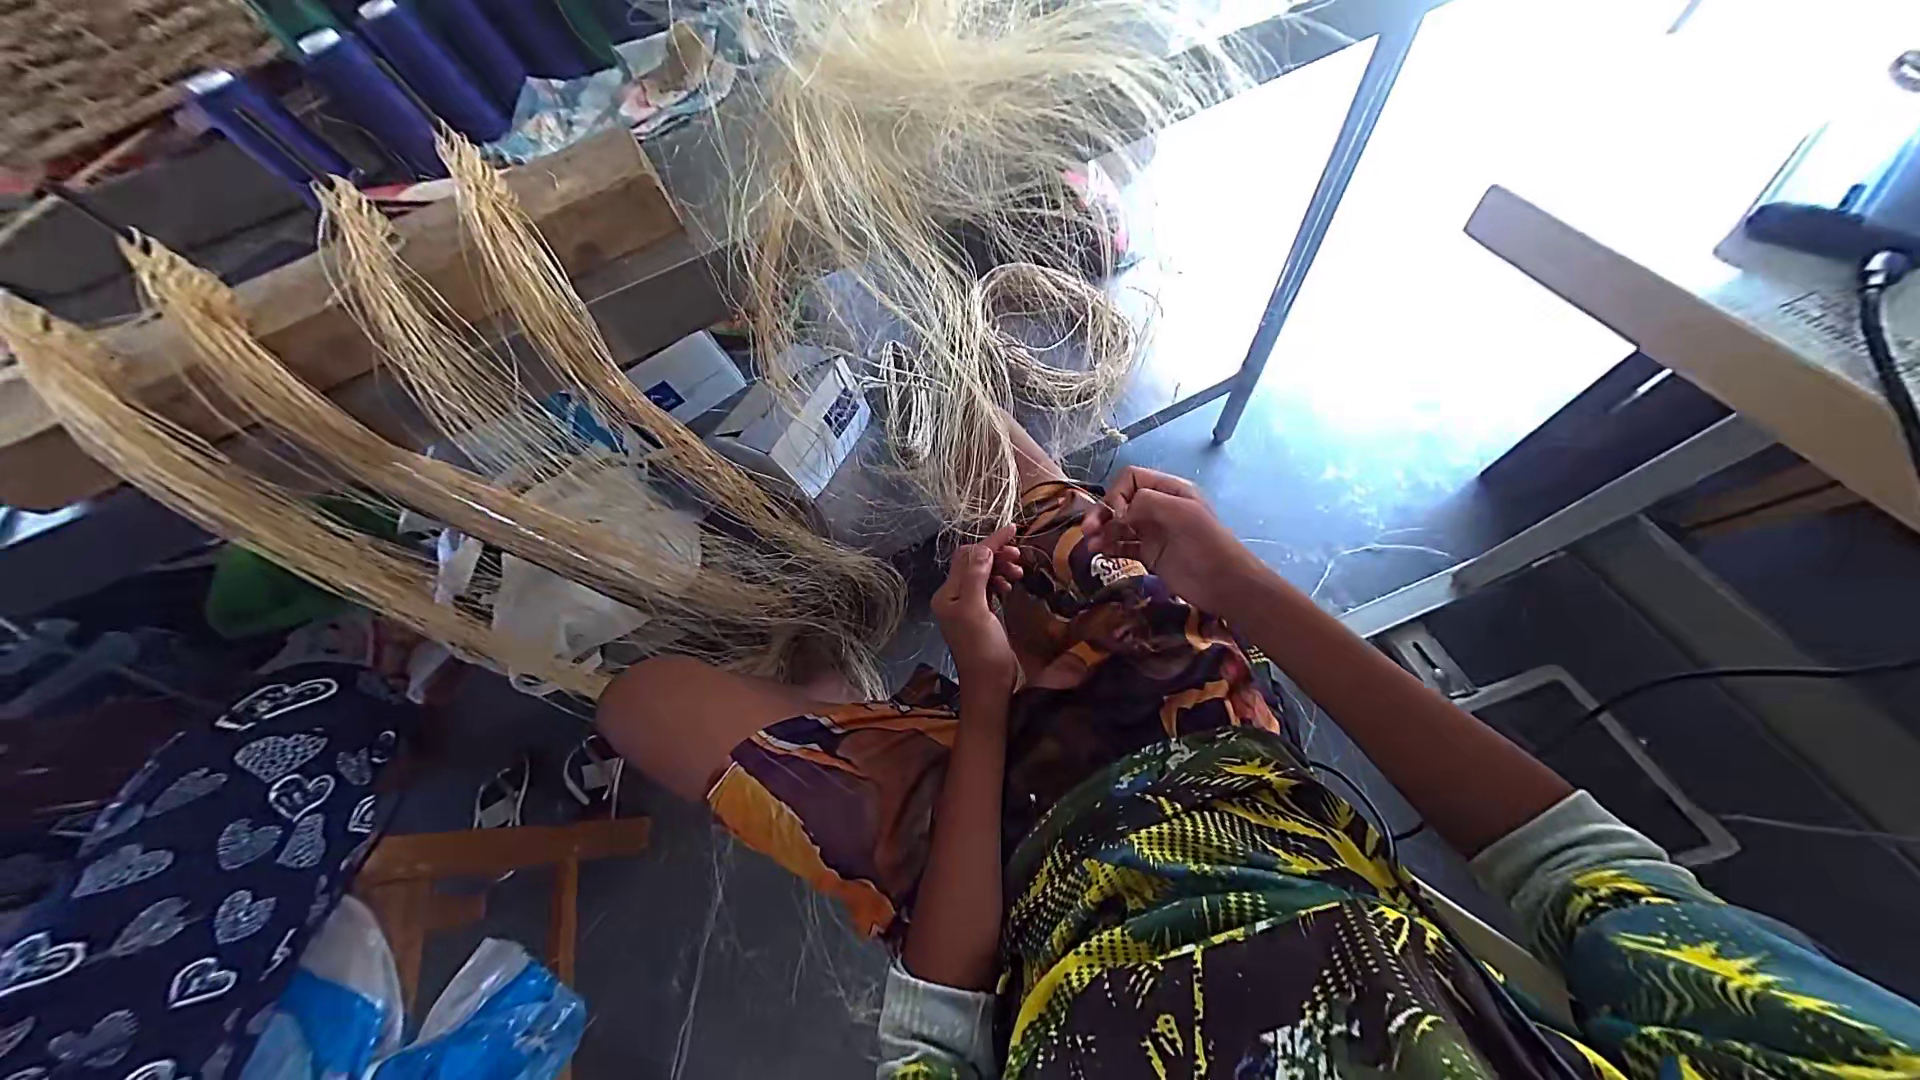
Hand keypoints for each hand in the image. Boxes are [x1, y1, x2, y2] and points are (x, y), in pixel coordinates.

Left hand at [932, 525, 1023, 693]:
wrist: (989, 685)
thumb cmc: (982, 650)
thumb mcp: (977, 611)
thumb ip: (976, 577)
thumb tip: (983, 549)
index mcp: (947, 594)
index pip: (967, 557)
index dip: (990, 543)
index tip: (1013, 531)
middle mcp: (953, 597)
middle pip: (973, 562)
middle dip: (995, 554)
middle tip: (1019, 556)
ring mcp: (966, 606)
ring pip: (982, 573)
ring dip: (999, 566)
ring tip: (1018, 571)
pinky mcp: (979, 614)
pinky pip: (988, 586)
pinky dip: (999, 580)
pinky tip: (1010, 584)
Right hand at [1081, 466, 1267, 617]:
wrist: (1225, 586)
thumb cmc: (1207, 546)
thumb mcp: (1181, 514)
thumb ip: (1148, 502)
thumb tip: (1119, 510)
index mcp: (1169, 491)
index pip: (1131, 479)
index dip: (1117, 493)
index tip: (1116, 514)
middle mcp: (1158, 508)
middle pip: (1120, 502)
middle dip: (1102, 513)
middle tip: (1087, 529)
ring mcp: (1153, 532)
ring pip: (1117, 525)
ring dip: (1101, 532)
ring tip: (1090, 545)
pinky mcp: (1149, 555)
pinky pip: (1122, 546)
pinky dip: (1108, 548)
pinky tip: (1098, 553)